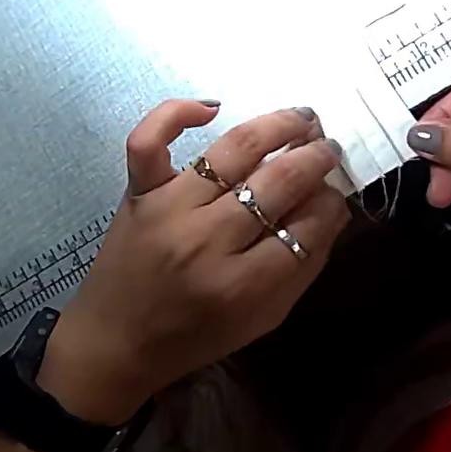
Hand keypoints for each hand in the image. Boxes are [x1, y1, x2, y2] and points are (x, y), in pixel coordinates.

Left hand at [37, 102, 351, 423]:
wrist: (115, 344)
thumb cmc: (197, 335)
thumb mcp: (265, 317)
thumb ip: (305, 267)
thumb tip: (333, 209)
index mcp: (243, 284)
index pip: (309, 226)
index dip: (332, 205)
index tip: (336, 197)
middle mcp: (207, 240)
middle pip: (279, 181)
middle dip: (317, 158)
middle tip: (330, 149)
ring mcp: (169, 209)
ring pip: (234, 149)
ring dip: (278, 126)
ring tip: (304, 118)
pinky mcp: (138, 192)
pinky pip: (150, 141)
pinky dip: (176, 113)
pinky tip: (212, 108)